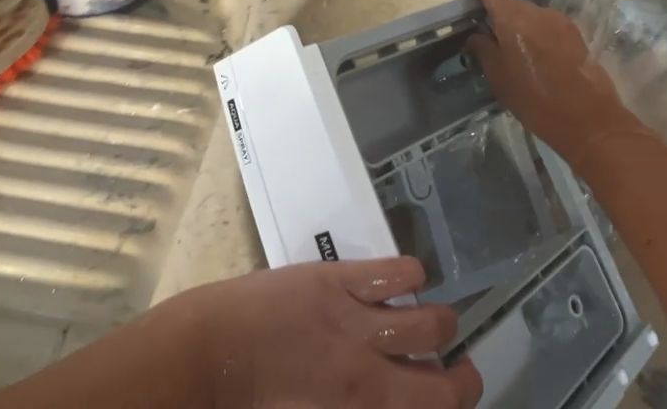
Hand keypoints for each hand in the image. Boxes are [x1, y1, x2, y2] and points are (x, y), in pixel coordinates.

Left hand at [174, 256, 481, 408]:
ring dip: (437, 325)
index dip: (456, 402)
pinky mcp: (337, 278)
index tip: (453, 394)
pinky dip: (410, 276)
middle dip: (461, 377)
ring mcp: (356, 320)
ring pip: (432, 321)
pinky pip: (396, 272)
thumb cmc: (253, 403)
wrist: (205, 355)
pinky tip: (403, 282)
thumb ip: (361, 404)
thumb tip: (387, 395)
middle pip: (446, 379)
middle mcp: (369, 370)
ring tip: (426, 323)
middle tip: (453, 368)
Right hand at [465, 0, 648, 165]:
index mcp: (514, 19)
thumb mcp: (500, 79)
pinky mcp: (576, 35)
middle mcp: (538, 12)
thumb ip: (484, 50)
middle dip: (500, 17)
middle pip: (513, 4)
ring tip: (518, 56)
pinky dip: (539, 36)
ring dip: (521, 28)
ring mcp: (561, 22)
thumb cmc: (536, 100)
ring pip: (532, 17)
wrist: (588, 119)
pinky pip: (549, 27)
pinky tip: (539, 61)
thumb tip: (476, 36)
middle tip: (492, 41)